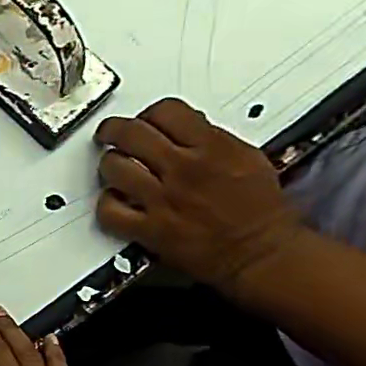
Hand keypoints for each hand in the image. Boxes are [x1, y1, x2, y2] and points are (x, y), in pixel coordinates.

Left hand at [94, 97, 303, 290]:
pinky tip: (114, 200)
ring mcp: (163, 200)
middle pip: (132, 134)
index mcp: (213, 148)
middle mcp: (184, 170)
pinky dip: (106, 203)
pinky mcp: (149, 230)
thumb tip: (182, 127)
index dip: (148, 114)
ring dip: (110, 164)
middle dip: (114, 130)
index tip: (144, 120)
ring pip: (114, 167)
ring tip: (114, 166)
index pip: (165, 112)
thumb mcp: (247, 158)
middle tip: (109, 134)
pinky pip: (109, 211)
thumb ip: (210, 139)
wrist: (260, 253)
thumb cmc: (260, 211)